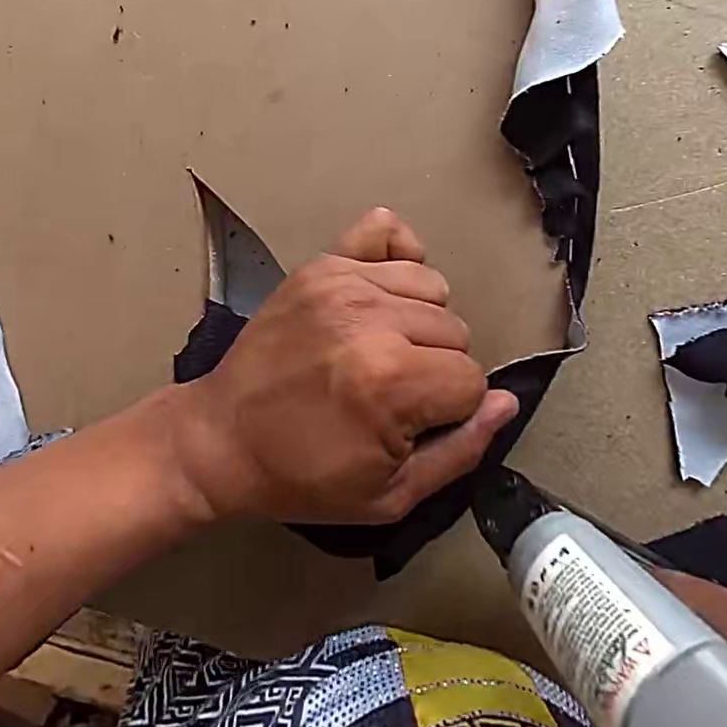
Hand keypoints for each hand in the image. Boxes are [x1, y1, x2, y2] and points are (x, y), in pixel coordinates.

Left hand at [169, 208, 518, 523]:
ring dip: (419, 323)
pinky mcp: (319, 265)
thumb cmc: (302, 477)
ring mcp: (341, 283)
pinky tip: (381, 293)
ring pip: (432, 289)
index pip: (472, 380)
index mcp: (389, 380)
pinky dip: (398, 256)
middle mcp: (370, 319)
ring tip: (380, 350)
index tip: (410, 425)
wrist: (219, 439)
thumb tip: (507, 401)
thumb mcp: (389, 495)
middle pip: (456, 331)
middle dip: (436, 370)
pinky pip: (387, 231)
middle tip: (389, 394)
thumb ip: (461, 450)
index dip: (450, 411)